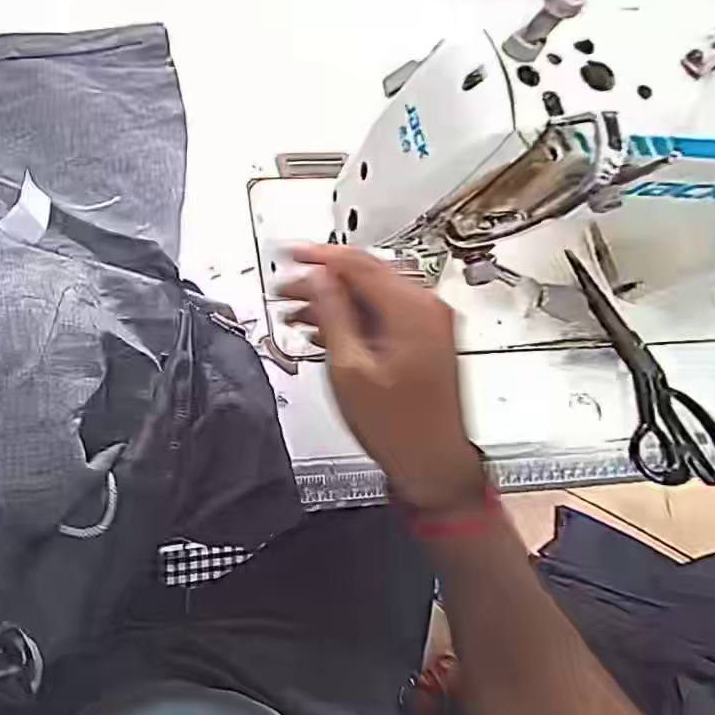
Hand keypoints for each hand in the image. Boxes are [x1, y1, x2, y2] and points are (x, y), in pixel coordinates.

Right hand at [282, 245, 487, 513]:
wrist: (430, 460)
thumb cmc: (397, 425)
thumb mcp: (349, 367)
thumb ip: (331, 314)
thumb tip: (316, 279)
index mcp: (412, 309)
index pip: (358, 263)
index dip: (318, 256)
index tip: (290, 254)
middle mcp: (425, 308)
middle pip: (365, 275)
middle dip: (321, 280)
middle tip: (285, 287)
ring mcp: (426, 323)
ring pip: (369, 294)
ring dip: (332, 299)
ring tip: (295, 310)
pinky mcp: (420, 338)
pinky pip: (379, 313)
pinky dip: (349, 316)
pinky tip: (322, 328)